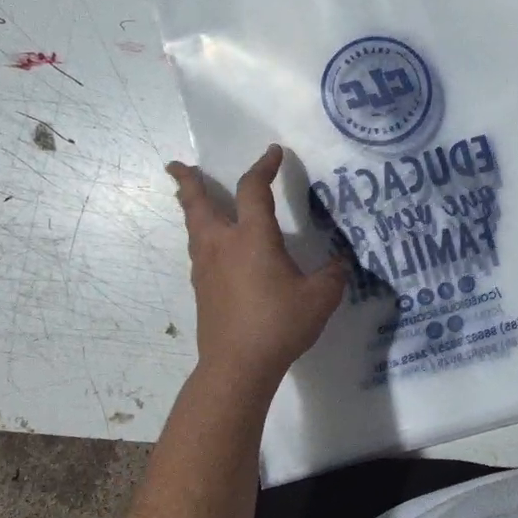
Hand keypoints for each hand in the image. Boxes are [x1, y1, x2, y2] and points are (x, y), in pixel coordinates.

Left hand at [167, 145, 346, 385]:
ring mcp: (207, 267)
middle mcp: (223, 245)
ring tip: (188, 197)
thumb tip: (341, 261)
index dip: (264, 167)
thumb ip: (333, 273)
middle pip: (199, 204)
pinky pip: (198, 248)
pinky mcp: (202, 288)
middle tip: (177, 165)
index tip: (273, 152)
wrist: (238, 365)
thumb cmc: (280, 323)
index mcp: (253, 238)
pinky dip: (200, 233)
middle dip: (188, 182)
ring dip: (191, 206)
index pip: (255, 190)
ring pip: (194, 226)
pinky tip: (212, 244)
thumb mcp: (322, 296)